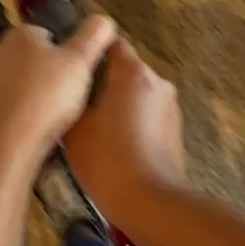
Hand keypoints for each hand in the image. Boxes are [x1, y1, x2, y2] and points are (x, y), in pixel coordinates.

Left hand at [0, 16, 116, 158]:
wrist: (11, 142)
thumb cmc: (48, 94)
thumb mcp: (80, 59)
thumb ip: (95, 34)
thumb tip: (104, 19)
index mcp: (21, 33)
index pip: (55, 32)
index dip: (73, 50)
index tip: (84, 69)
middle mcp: (3, 51)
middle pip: (45, 56)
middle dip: (62, 72)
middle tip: (79, 90)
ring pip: (35, 80)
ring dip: (50, 92)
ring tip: (67, 110)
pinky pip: (24, 100)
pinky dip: (37, 108)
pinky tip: (49, 122)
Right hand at [63, 38, 185, 217]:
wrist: (150, 203)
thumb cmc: (107, 159)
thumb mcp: (75, 128)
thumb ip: (72, 98)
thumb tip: (69, 90)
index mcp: (132, 72)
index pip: (111, 42)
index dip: (90, 50)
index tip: (71, 65)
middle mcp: (156, 81)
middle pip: (124, 69)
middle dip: (101, 80)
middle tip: (75, 100)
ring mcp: (170, 105)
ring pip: (136, 93)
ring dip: (117, 102)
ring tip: (93, 125)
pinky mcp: (174, 129)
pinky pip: (147, 113)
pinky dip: (131, 120)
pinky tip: (114, 143)